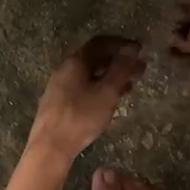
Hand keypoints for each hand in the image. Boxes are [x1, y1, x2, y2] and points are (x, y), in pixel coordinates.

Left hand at [28, 36, 145, 159]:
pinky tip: (110, 102)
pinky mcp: (58, 103)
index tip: (139, 50)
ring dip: (111, 77)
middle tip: (139, 70)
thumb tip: (132, 49)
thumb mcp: (107, 92)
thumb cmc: (81, 116)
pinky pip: (83, 88)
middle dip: (118, 62)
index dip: (121, 44)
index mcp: (76, 62)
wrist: (50, 146)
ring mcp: (60, 87)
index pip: (100, 43)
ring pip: (90, 75)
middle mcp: (65, 70)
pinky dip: (100, 89)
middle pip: (95, 59)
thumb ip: (120, 69)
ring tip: (130, 87)